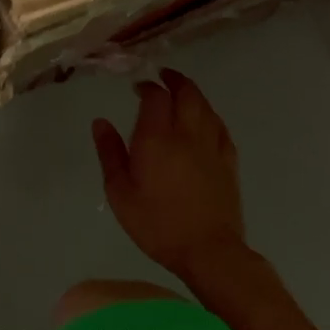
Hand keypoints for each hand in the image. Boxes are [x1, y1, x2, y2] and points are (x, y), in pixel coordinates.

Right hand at [92, 68, 244, 279]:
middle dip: (175, 80)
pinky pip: (222, 131)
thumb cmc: (157, 222)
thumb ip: (110, 153)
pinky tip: (206, 121)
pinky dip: (212, 118)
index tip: (137, 86)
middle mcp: (187, 136)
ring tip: (182, 92)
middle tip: (163, 76)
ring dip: (194, 95)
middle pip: (188, 95)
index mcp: (157, 138)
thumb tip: (100, 122)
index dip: (147, 85)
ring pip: (207, 109)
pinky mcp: (229, 166)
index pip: (156, 96)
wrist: (209, 253)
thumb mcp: (119, 191)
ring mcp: (212, 150)